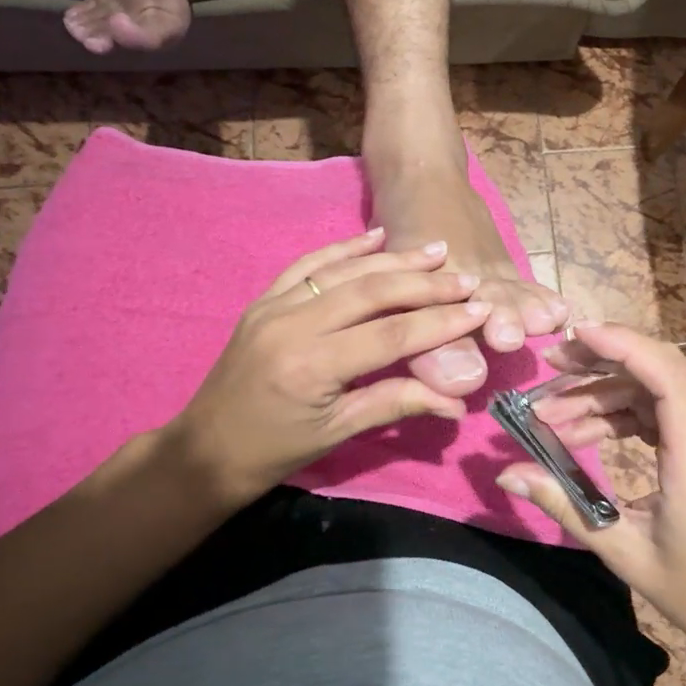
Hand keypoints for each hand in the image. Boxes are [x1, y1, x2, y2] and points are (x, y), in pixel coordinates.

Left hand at [167, 228, 491, 503]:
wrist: (204, 450)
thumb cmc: (275, 450)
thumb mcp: (339, 432)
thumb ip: (397, 404)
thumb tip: (457, 401)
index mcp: (314, 365)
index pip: (392, 334)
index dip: (441, 322)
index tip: (481, 309)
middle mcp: (294, 325)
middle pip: (372, 292)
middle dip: (425, 284)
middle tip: (466, 278)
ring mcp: (275, 306)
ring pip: (345, 271)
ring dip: (394, 260)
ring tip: (436, 251)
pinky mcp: (265, 300)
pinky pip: (309, 264)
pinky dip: (345, 248)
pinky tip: (376, 236)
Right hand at [496, 323, 685, 658]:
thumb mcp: (624, 553)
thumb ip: (566, 506)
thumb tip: (509, 472)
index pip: (668, 376)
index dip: (624, 345)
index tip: (576, 335)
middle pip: (663, 371)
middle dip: (605, 359)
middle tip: (551, 365)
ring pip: (662, 391)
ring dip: (609, 393)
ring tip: (554, 414)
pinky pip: (670, 414)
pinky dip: (629, 414)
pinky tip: (590, 431)